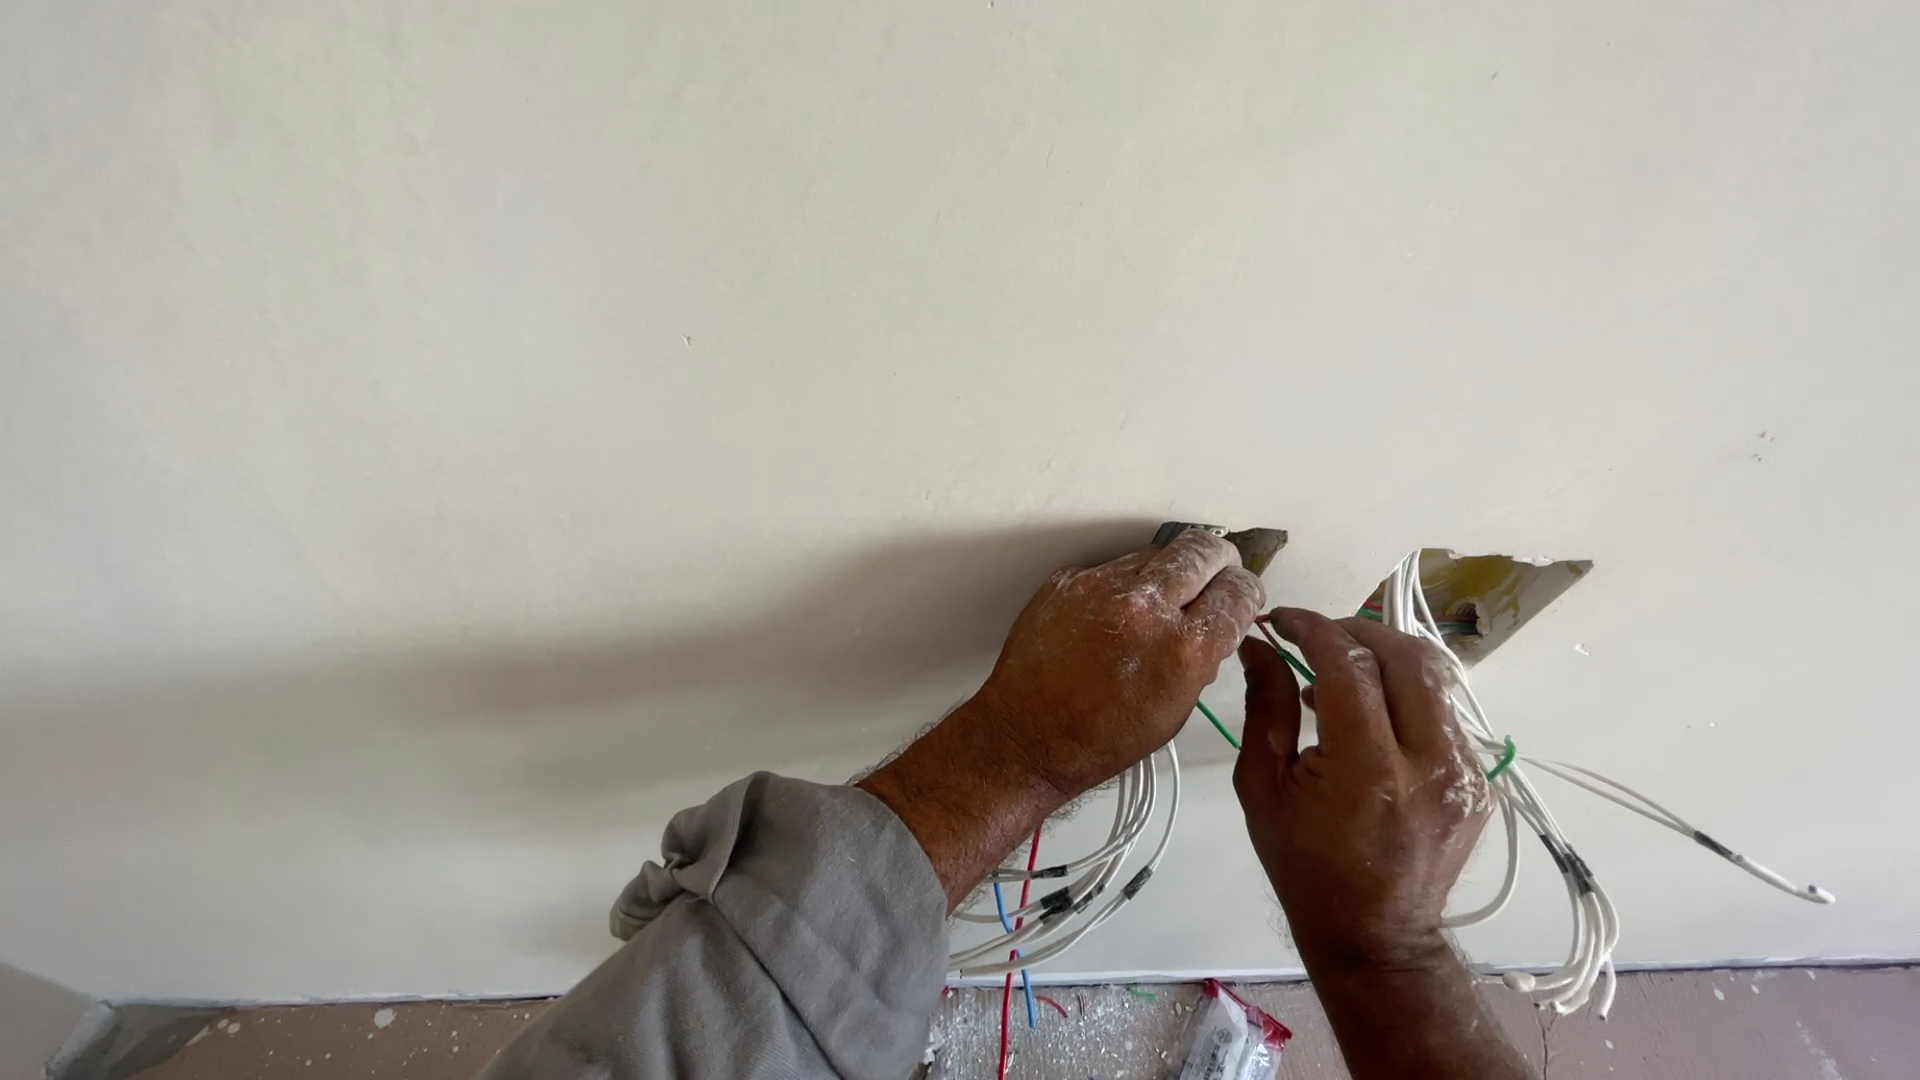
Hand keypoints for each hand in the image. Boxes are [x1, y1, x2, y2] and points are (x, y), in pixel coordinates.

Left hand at [972, 529, 1265, 799]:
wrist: (1027, 733)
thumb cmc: (1101, 737)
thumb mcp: (1175, 709)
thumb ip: (1202, 656)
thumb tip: (1216, 620)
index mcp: (1183, 649)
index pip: (1237, 593)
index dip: (1246, 592)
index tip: (1241, 593)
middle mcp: (1145, 608)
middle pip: (1203, 551)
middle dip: (1218, 560)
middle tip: (1217, 571)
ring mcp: (1101, 587)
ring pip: (1157, 552)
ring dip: (1170, 570)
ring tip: (1161, 597)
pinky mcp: (1067, 580)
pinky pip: (1112, 566)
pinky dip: (1123, 584)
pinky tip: (1114, 612)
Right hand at [1233, 608, 1491, 969]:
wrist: (1375, 934)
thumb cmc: (1302, 863)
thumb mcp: (1261, 785)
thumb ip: (1265, 707)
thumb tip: (1259, 647)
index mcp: (1368, 769)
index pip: (1349, 666)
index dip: (1311, 628)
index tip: (1280, 618)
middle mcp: (1430, 764)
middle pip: (1407, 657)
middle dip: (1354, 630)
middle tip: (1313, 635)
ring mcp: (1466, 773)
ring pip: (1435, 677)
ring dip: (1383, 656)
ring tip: (1338, 668)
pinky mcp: (1478, 781)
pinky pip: (1442, 710)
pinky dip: (1402, 691)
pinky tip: (1368, 710)